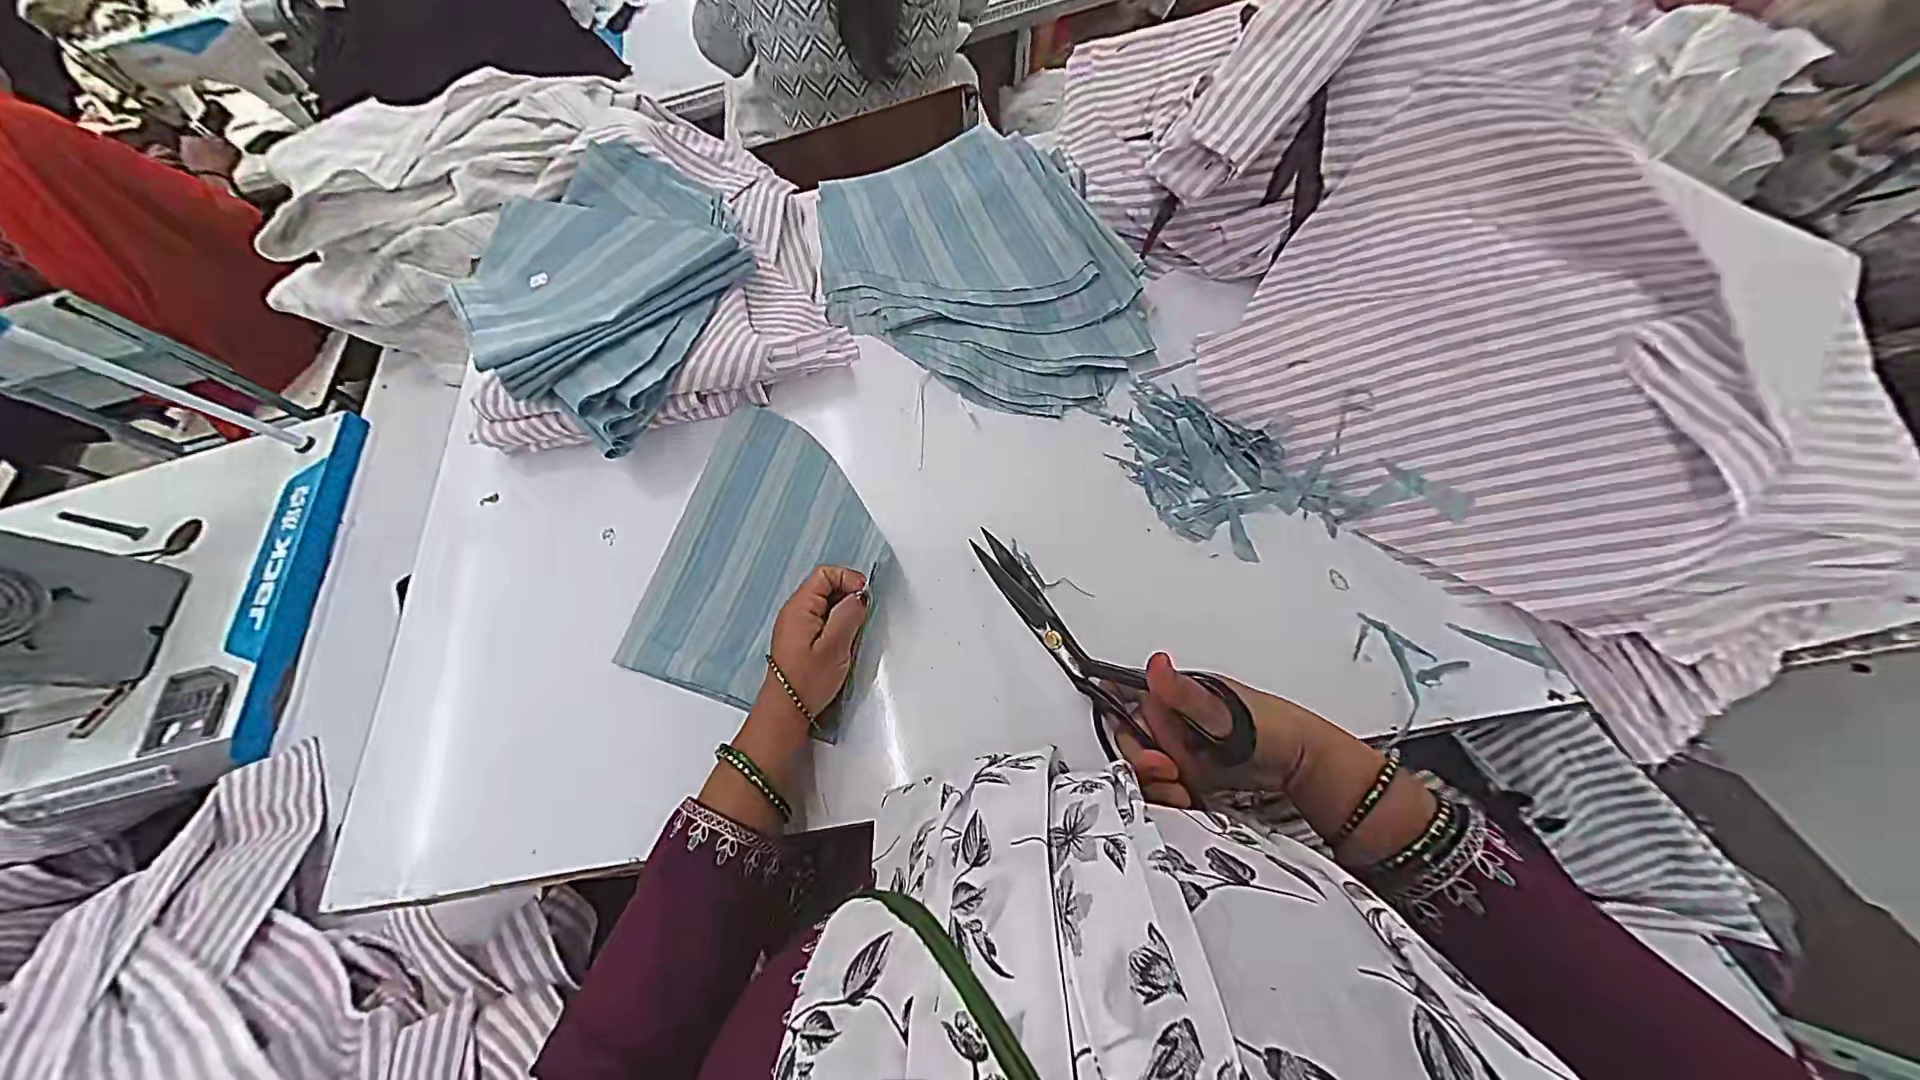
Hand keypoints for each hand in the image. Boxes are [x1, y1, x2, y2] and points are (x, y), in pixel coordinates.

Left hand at [702, 566, 869, 834]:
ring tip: (853, 632)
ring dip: (844, 612)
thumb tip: (858, 596)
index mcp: (800, 607)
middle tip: (861, 617)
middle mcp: (795, 612)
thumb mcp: (835, 646)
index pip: (824, 574)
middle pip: (826, 586)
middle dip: (848, 595)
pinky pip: (822, 620)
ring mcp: (797, 626)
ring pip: (826, 604)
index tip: (864, 596)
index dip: (848, 578)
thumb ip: (849, 615)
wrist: (786, 712)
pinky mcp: (801, 639)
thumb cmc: (807, 681)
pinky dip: (837, 624)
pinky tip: (844, 642)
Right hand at [1111, 653, 1331, 808]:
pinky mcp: (1186, 773)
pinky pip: (1161, 787)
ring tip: (1180, 787)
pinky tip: (1185, 798)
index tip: (1140, 744)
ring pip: (1142, 768)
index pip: (1124, 703)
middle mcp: (1168, 719)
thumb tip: (1157, 664)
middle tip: (1167, 769)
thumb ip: (1184, 693)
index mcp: (1169, 694)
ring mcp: (1176, 747)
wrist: (1303, 764)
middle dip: (1143, 761)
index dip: (1120, 723)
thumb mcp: (1222, 710)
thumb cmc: (1269, 727)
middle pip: (1130, 742)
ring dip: (1155, 783)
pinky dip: (1168, 797)